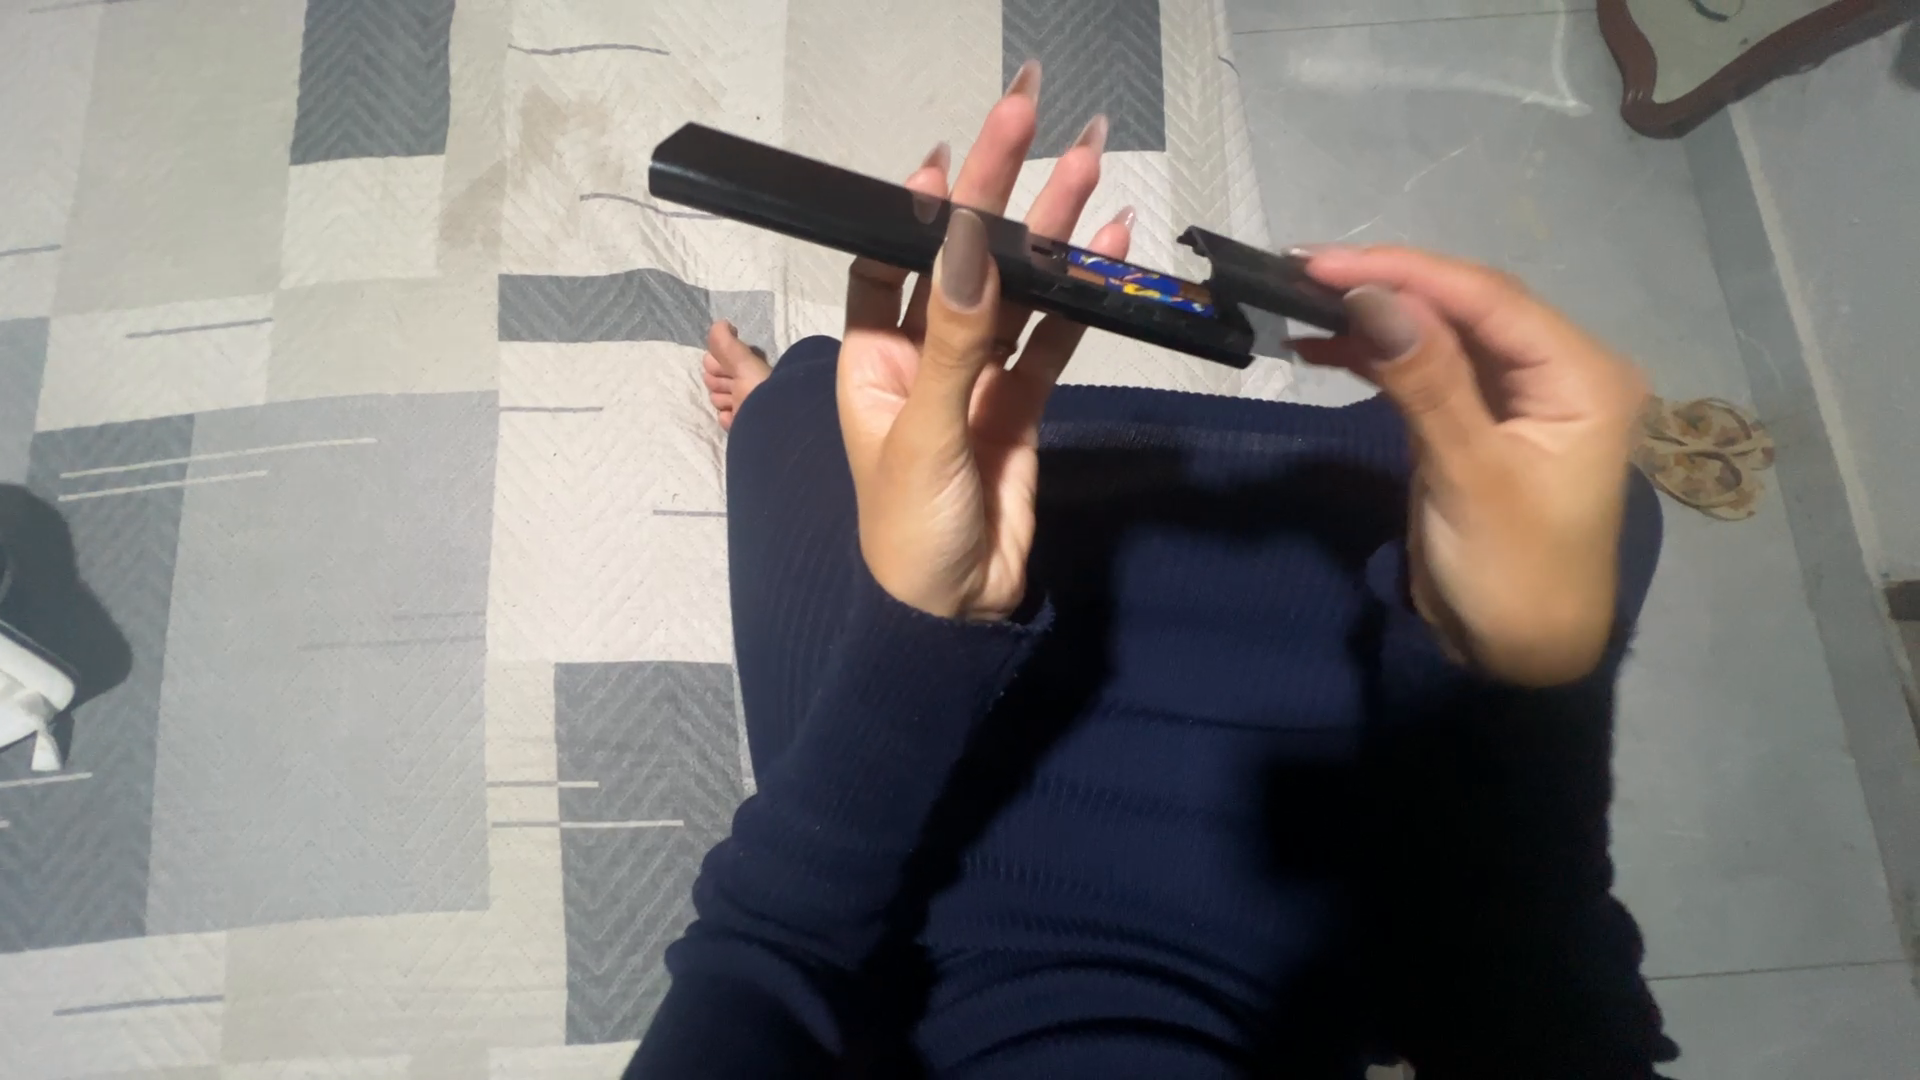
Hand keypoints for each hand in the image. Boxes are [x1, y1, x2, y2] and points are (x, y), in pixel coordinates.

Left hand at [838, 62, 1129, 620]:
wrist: (958, 607)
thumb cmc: (912, 527)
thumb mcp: (924, 432)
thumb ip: (951, 341)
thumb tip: (965, 245)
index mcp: (873, 362)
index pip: (887, 266)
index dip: (914, 213)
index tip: (949, 161)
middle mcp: (922, 361)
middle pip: (958, 266)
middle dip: (992, 200)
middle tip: (1029, 123)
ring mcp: (976, 381)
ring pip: (1013, 296)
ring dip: (1047, 239)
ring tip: (1087, 170)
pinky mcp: (1021, 405)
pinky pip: (1050, 342)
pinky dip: (1076, 302)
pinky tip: (1105, 252)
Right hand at [1294, 247, 1648, 685]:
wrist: (1513, 647)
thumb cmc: (1510, 569)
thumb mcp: (1467, 475)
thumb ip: (1426, 382)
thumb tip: (1374, 300)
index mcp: (1579, 376)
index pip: (1487, 300)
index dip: (1404, 273)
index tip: (1322, 266)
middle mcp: (1550, 372)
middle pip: (1462, 307)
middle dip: (1384, 286)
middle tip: (1301, 273)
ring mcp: (1507, 396)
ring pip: (1436, 335)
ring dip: (1371, 319)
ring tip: (1300, 303)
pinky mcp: (1467, 421)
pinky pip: (1419, 372)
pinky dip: (1371, 358)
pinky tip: (1322, 348)